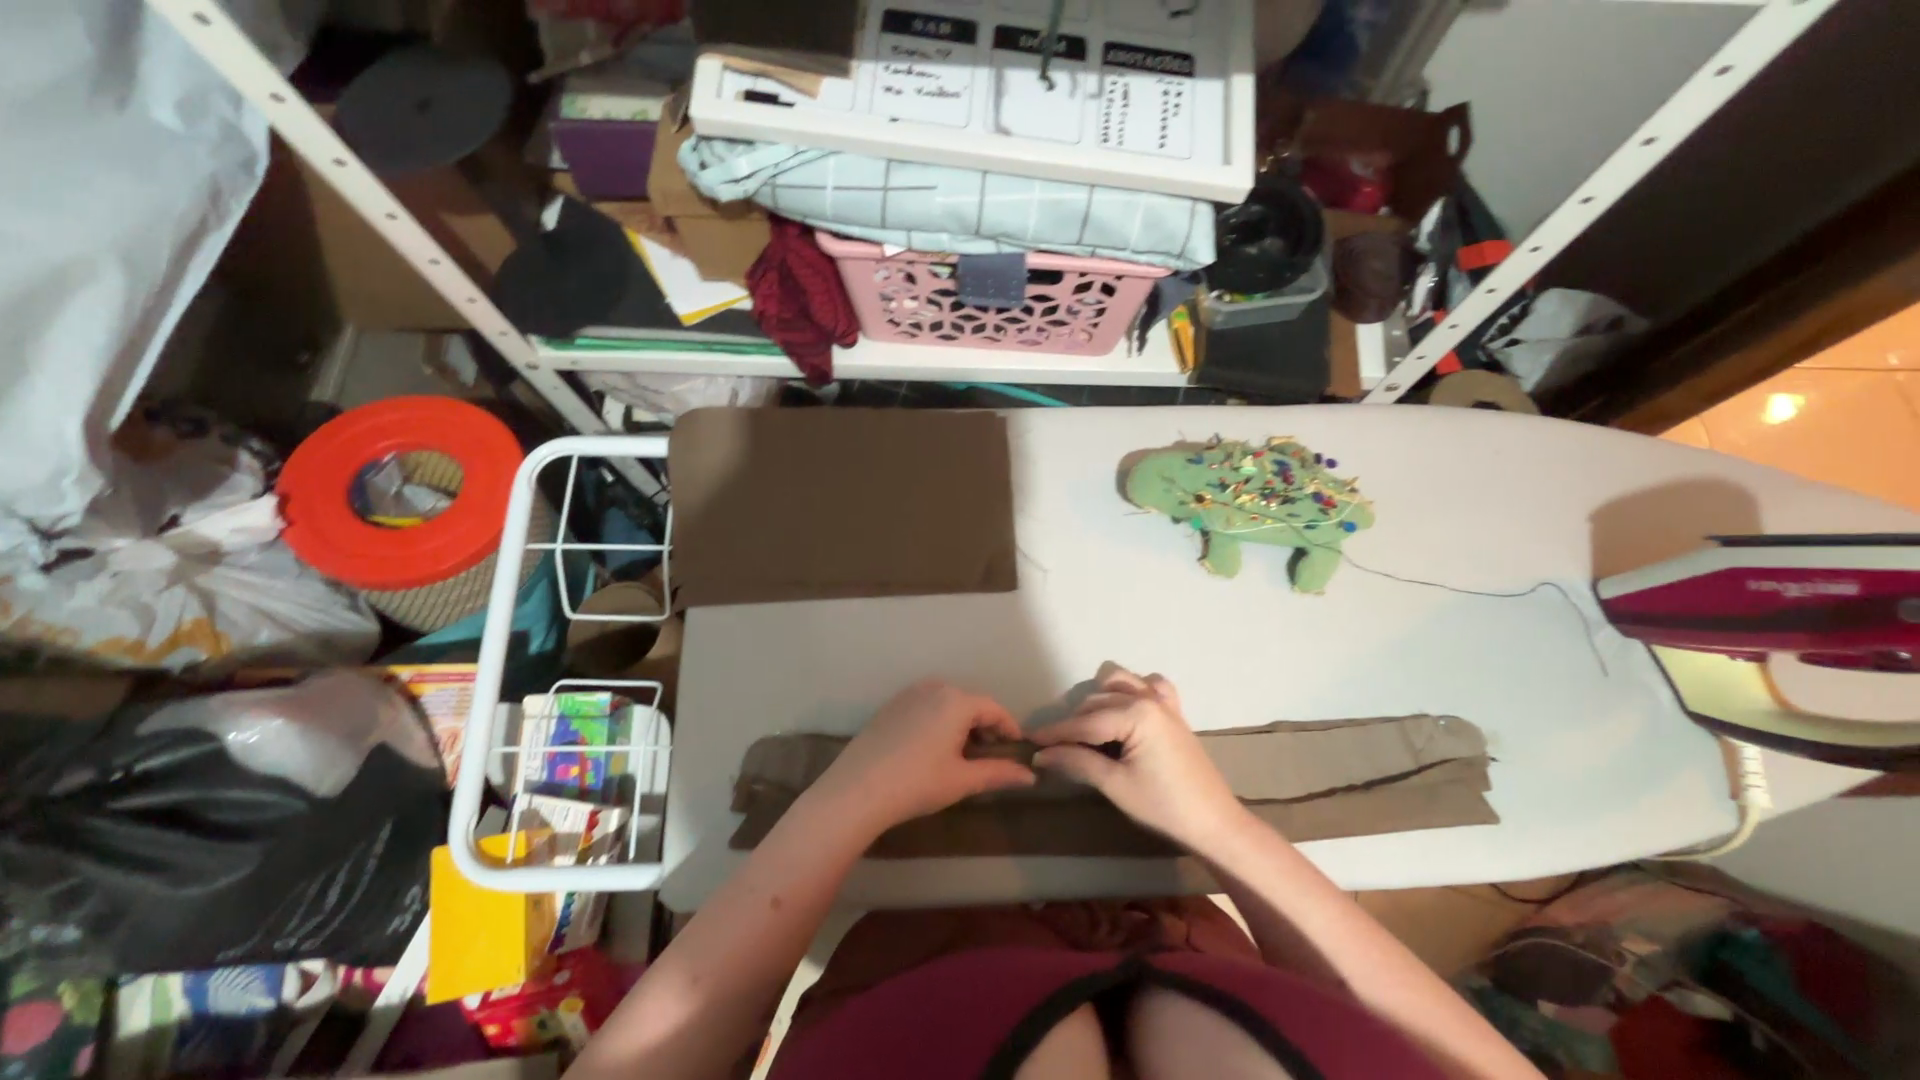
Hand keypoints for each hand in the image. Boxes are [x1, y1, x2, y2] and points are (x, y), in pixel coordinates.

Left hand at [807, 679, 1036, 837]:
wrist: (857, 790)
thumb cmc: (917, 784)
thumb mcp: (962, 780)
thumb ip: (999, 773)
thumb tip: (1030, 776)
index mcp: (956, 701)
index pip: (994, 709)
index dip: (1009, 728)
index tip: (1015, 750)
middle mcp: (933, 688)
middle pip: (970, 702)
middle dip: (984, 725)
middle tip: (990, 755)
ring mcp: (907, 695)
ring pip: (946, 703)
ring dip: (960, 723)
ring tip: (962, 753)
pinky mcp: (889, 707)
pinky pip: (924, 707)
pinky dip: (937, 721)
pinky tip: (932, 749)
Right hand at [1030, 663, 1247, 851]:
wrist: (1213, 822)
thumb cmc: (1163, 806)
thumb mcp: (1114, 785)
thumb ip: (1077, 761)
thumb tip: (1040, 754)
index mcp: (1135, 714)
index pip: (1082, 722)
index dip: (1054, 734)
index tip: (1028, 742)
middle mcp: (1148, 698)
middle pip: (1096, 702)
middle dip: (1072, 723)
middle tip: (1054, 749)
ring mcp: (1164, 703)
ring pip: (1119, 684)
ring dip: (1098, 700)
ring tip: (1086, 731)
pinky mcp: (1174, 713)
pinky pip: (1149, 686)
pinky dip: (1132, 690)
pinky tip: (1123, 712)